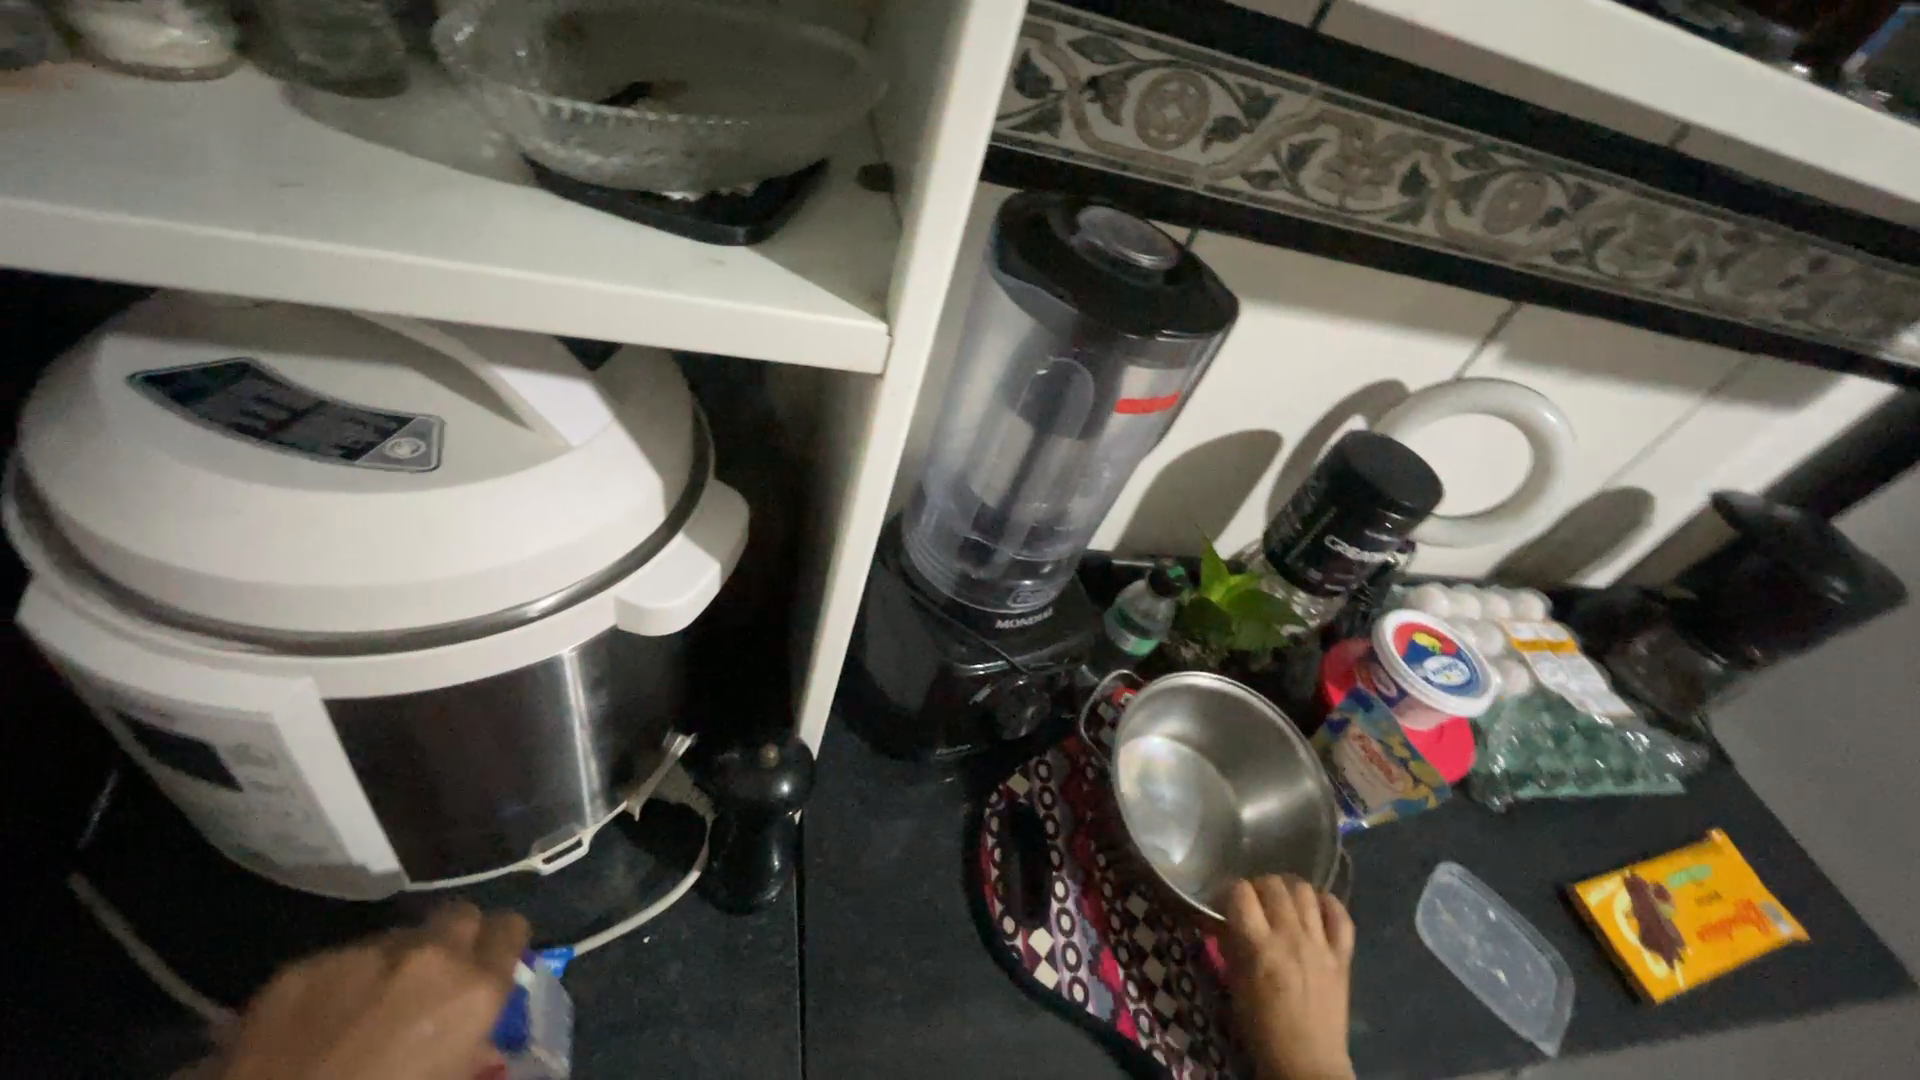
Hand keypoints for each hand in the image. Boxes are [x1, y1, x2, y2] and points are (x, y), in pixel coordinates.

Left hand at [215, 903, 530, 1079]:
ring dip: (394, 962)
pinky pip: (341, 959)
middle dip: (453, 940)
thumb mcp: (452, 1078)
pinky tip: (319, 1021)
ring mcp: (365, 954)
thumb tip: (474, 1022)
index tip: (486, 965)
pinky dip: (341, 982)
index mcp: (475, 988)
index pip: (510, 926)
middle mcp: (430, 955)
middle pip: (461, 914)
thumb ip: (474, 1037)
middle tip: (432, 979)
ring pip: (398, 936)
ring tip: (365, 1006)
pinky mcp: (307, 964)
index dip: (499, 946)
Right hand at [1221, 876, 1356, 1079]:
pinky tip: (1315, 909)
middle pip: (1272, 884)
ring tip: (1281, 902)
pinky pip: (1341, 916)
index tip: (1223, 902)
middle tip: (1252, 903)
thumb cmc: (1262, 1030)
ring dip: (1288, 889)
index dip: (1227, 890)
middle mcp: (1290, 937)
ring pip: (1305, 891)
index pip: (1240, 892)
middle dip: (1256, 886)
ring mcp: (1321, 945)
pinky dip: (1328, 904)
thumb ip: (1230, 946)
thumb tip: (1224, 919)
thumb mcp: (1234, 985)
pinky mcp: (1343, 957)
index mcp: (1259, 947)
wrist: (1308, 1066)